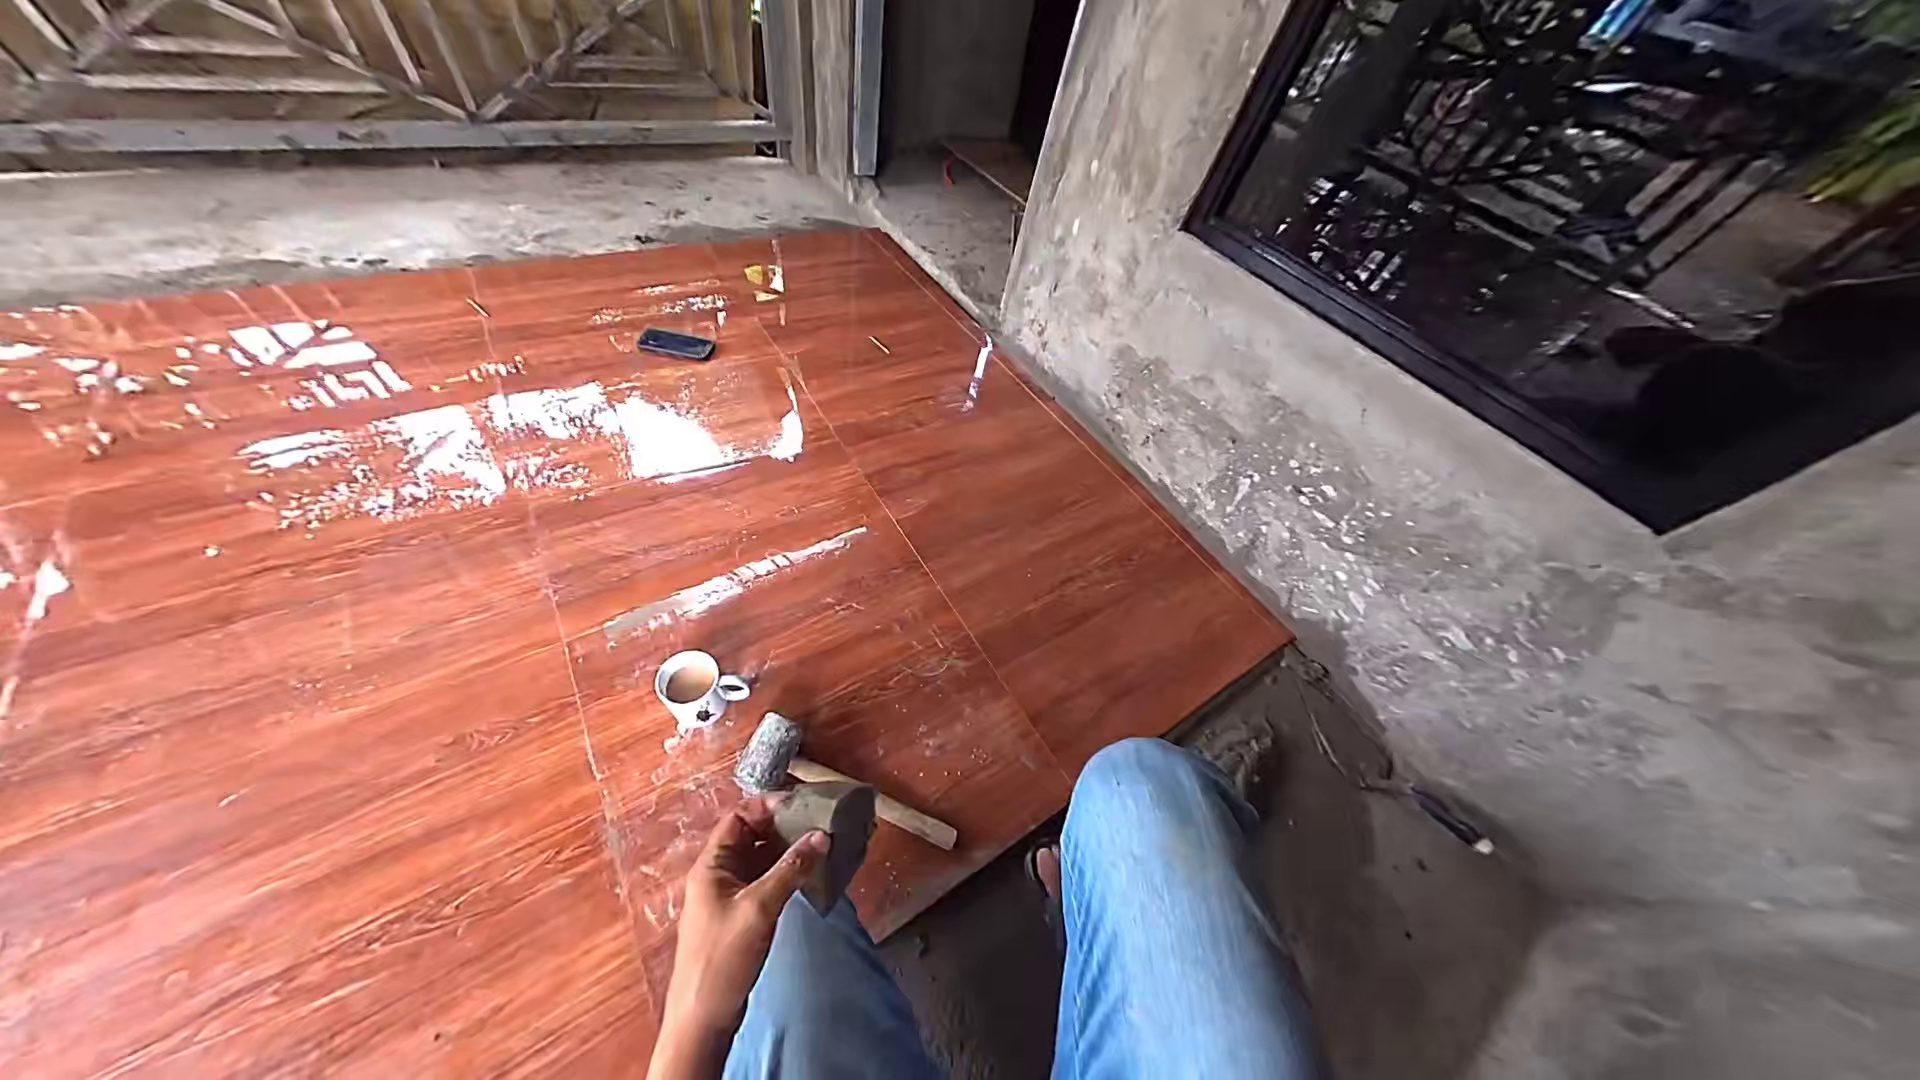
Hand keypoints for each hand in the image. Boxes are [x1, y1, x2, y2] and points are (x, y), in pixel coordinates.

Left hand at [647, 795, 828, 1079]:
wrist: (703, 1021)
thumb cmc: (723, 958)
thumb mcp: (759, 908)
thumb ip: (791, 869)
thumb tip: (821, 835)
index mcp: (711, 865)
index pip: (738, 817)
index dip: (766, 806)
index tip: (800, 805)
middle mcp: (719, 874)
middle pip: (751, 835)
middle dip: (783, 826)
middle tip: (817, 822)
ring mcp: (730, 895)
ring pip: (761, 858)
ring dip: (787, 849)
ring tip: (819, 843)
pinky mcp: (741, 913)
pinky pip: (765, 879)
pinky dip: (786, 871)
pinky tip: (808, 872)